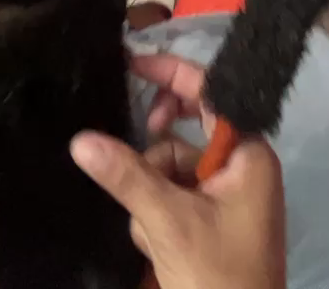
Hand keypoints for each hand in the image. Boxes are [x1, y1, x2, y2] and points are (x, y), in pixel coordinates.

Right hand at [70, 56, 286, 288]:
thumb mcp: (167, 222)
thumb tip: (80, 139)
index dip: (170, 73)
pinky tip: (152, 244)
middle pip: (186, 131)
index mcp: (248, 152)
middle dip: (154, 151)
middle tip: (133, 153)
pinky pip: (176, 194)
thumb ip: (126, 176)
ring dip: (151, 191)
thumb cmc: (216, 278)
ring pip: (173, 166)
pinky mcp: (214, 219)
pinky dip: (156, 211)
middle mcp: (243, 164)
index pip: (208, 93)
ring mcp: (228, 194)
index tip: (132, 62)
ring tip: (150, 232)